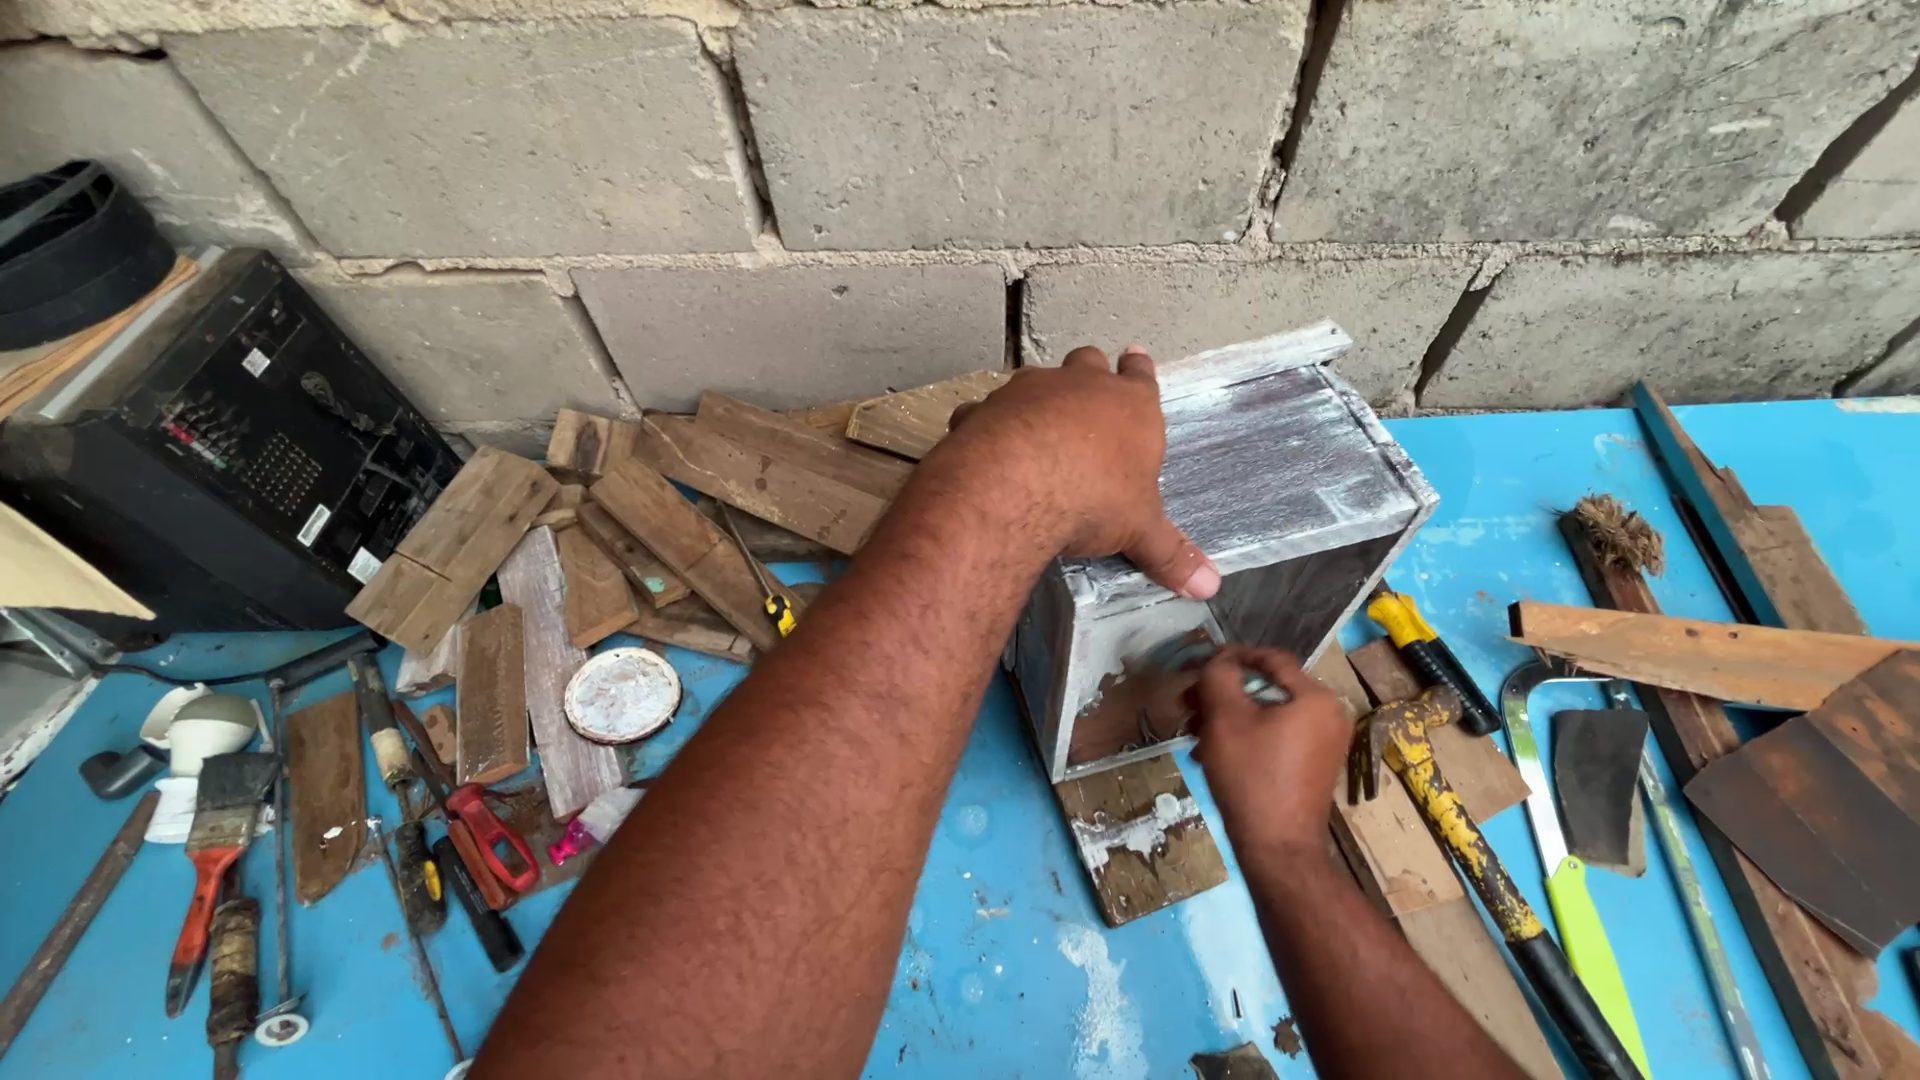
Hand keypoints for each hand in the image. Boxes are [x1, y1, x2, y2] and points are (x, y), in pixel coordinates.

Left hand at [940, 345, 1218, 598]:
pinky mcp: (983, 409)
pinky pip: (983, 411)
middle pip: (1087, 362)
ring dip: (1034, 401)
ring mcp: (1027, 392)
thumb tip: (1209, 586)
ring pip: (1034, 381)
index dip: (1138, 367)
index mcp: (1129, 406)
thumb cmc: (1093, 500)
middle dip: (1088, 376)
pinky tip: (980, 448)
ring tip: (1030, 431)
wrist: (1014, 487)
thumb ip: (1171, 554)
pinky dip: (984, 426)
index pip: (1141, 375)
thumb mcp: (1138, 531)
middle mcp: (1079, 386)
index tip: (1135, 355)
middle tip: (1084, 396)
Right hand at [1189, 647, 1350, 852]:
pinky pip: (1276, 735)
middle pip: (1267, 687)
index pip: (1270, 658)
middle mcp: (1329, 714)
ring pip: (1267, 712)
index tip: (1198, 664)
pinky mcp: (1314, 765)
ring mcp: (1325, 742)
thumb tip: (1220, 660)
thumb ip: (1219, 675)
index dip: (1231, 656)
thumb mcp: (1225, 717)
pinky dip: (1245, 736)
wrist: (1277, 847)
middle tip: (1189, 703)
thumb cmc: (1251, 775)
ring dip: (1228, 715)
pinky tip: (1213, 751)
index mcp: (1316, 697)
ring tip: (1194, 731)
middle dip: (1223, 692)